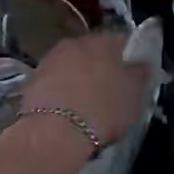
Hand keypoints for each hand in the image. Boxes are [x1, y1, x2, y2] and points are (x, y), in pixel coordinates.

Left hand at [18, 32, 150, 150]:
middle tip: (109, 87)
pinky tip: (66, 107)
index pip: (122, 40)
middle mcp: (76, 42)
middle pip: (94, 50)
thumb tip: (141, 63)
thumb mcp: (134, 96)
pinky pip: (55, 79)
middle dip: (102, 64)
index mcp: (103, 41)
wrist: (53, 133)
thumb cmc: (102, 111)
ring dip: (79, 75)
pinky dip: (61, 88)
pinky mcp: (32, 78)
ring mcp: (51, 59)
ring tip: (85, 99)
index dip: (130, 56)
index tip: (133, 72)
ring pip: (72, 63)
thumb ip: (140, 74)